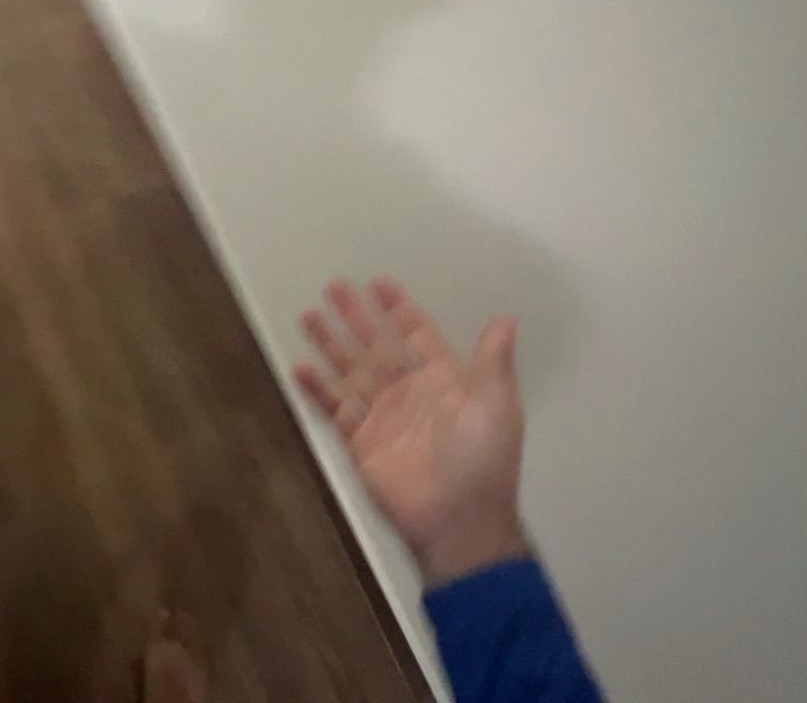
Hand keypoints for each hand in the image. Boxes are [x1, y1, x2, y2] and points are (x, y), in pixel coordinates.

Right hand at [294, 277, 531, 583]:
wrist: (458, 523)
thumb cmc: (482, 460)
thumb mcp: (496, 406)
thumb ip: (493, 362)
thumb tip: (507, 318)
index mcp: (442, 380)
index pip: (415, 334)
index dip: (398, 308)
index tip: (378, 282)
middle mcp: (408, 391)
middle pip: (375, 345)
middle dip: (355, 316)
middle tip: (334, 286)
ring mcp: (381, 415)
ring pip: (350, 370)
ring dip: (330, 343)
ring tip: (308, 315)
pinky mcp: (360, 441)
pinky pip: (335, 408)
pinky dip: (317, 389)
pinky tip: (299, 368)